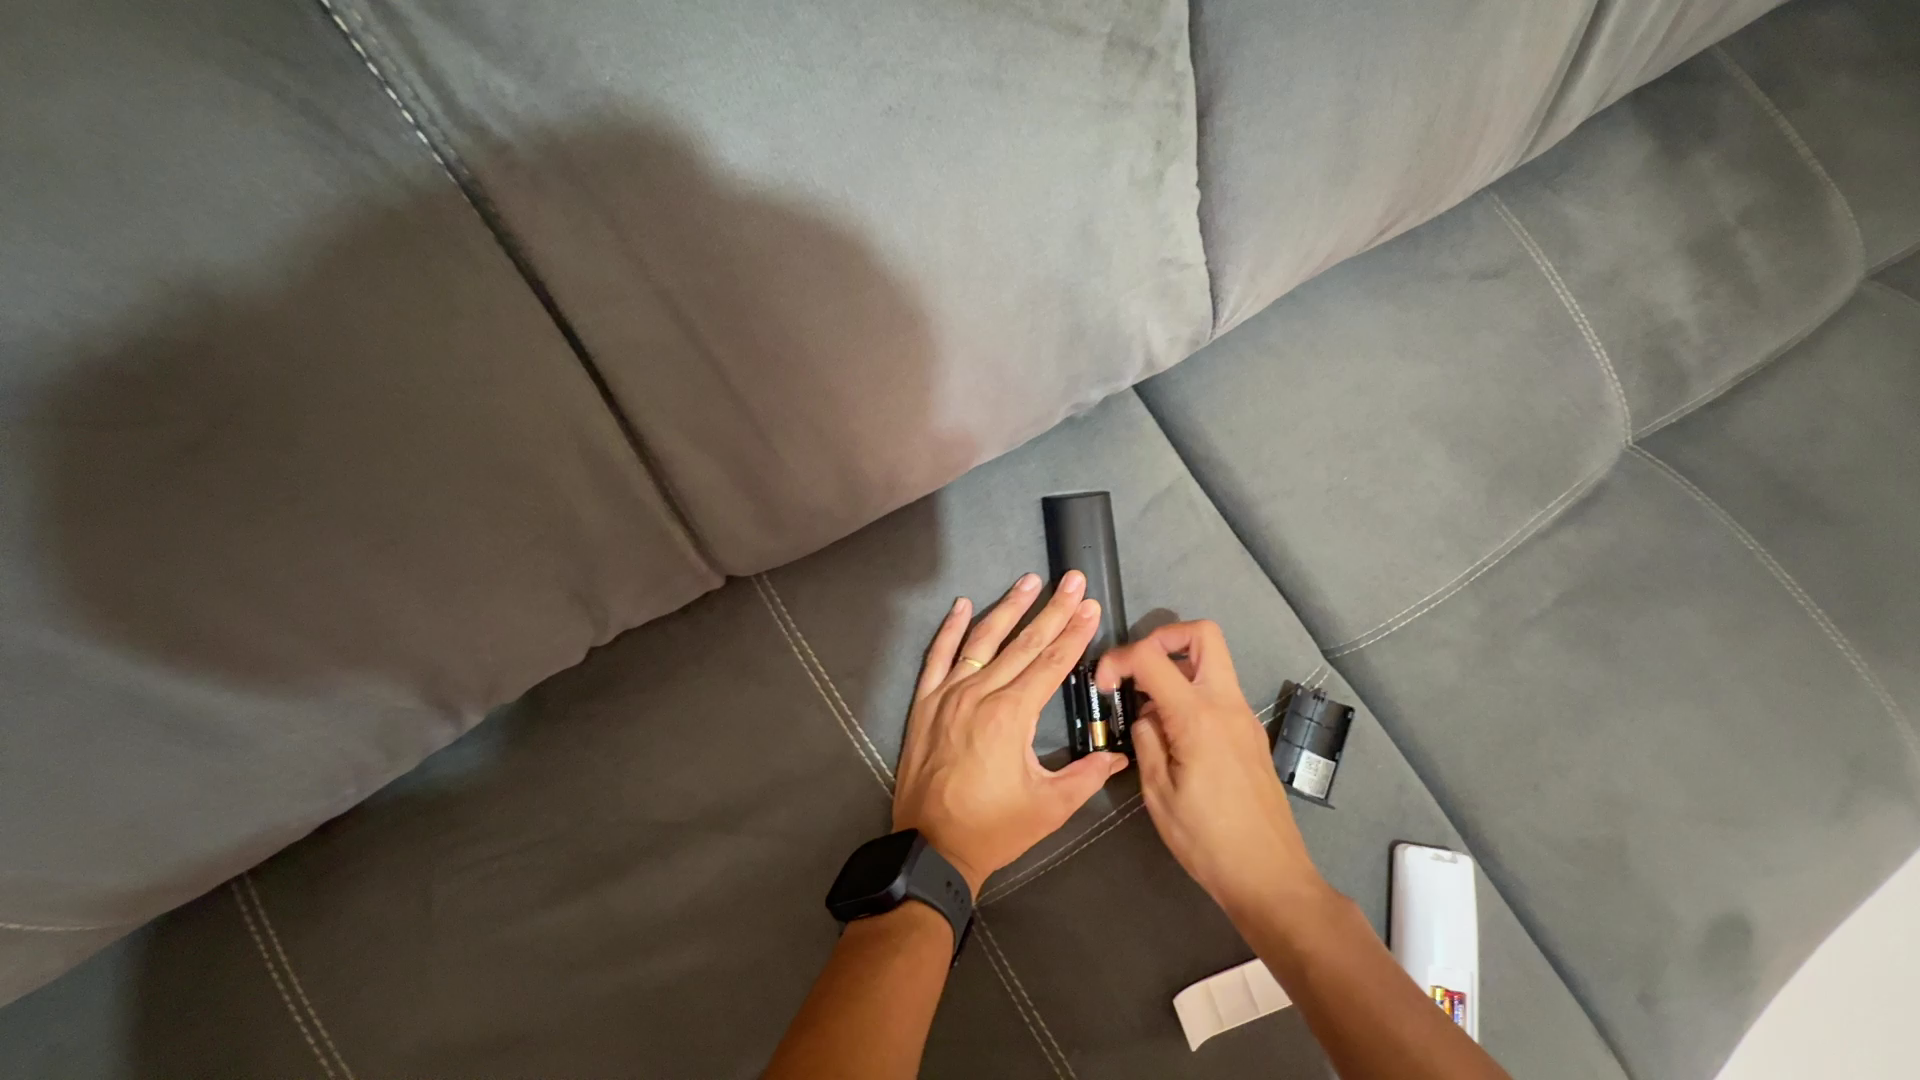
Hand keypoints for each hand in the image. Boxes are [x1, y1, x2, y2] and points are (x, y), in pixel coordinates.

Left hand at [892, 571, 1130, 895]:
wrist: (930, 848)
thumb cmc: (994, 829)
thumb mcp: (1049, 807)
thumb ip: (1086, 776)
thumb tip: (1118, 757)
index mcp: (1012, 715)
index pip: (1052, 663)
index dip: (1075, 633)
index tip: (1091, 607)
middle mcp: (980, 694)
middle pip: (1024, 643)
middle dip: (1052, 609)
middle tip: (1071, 580)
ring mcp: (948, 695)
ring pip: (982, 640)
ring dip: (1008, 609)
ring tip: (1029, 581)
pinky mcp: (924, 704)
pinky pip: (938, 656)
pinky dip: (950, 629)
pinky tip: (963, 605)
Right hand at [1095, 621, 1328, 921]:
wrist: (1270, 876)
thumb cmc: (1207, 840)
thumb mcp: (1158, 793)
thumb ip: (1146, 741)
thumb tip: (1146, 715)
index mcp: (1198, 717)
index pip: (1152, 657)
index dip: (1119, 659)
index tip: (1103, 685)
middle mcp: (1227, 705)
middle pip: (1203, 634)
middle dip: (1163, 638)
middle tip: (1137, 668)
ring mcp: (1245, 718)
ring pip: (1214, 661)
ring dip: (1178, 665)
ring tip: (1149, 705)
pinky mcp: (1251, 735)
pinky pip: (1219, 692)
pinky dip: (1192, 692)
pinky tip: (1172, 732)